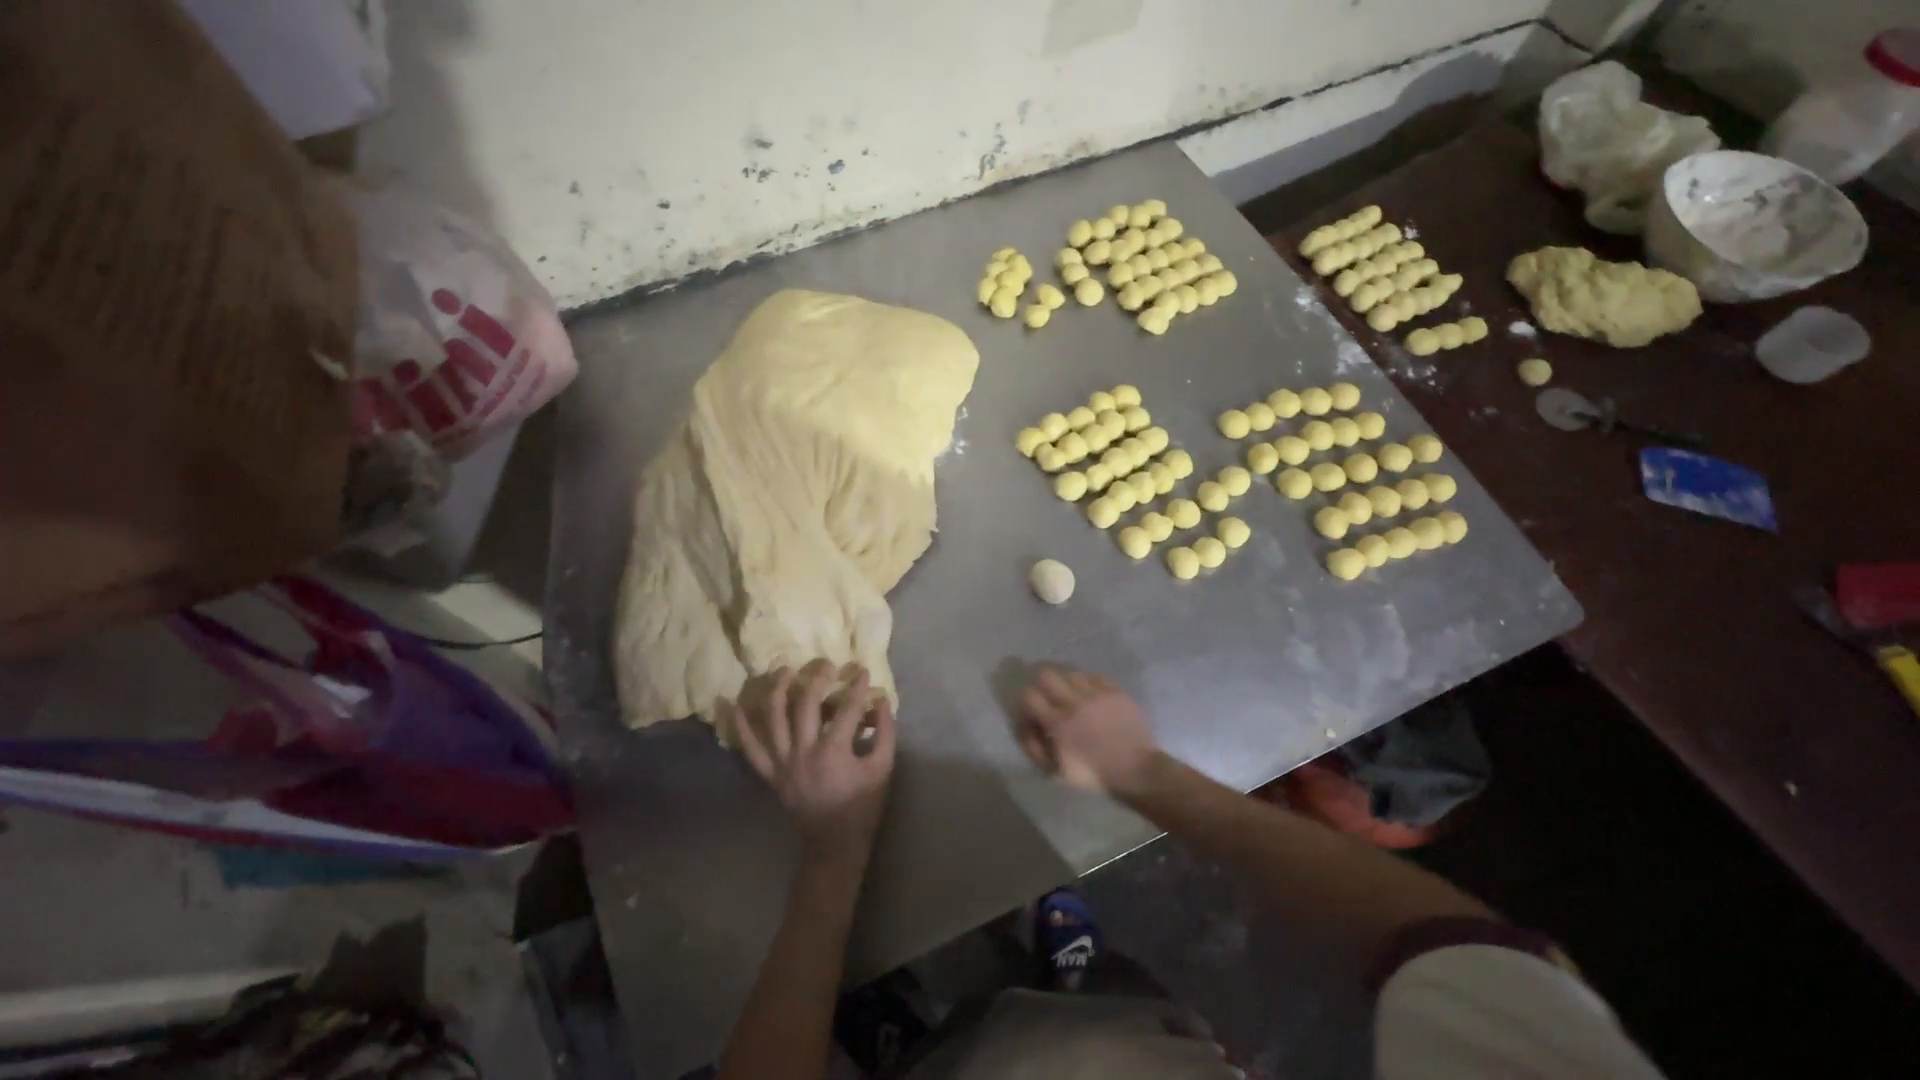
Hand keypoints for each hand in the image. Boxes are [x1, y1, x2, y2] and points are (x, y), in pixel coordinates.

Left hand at [725, 660, 897, 865]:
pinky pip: (750, 748)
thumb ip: (885, 733)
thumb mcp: (883, 768)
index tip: (863, 670)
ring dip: (778, 690)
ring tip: (784, 671)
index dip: (857, 687)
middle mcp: (804, 751)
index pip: (847, 708)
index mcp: (834, 750)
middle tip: (826, 664)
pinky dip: (740, 727)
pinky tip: (733, 704)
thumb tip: (881, 702)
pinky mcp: (770, 773)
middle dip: (817, 679)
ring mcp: (783, 762)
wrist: (834, 842)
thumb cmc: (862, 805)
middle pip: (806, 704)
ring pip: (774, 718)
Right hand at [1014, 667, 1159, 796]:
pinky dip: (1089, 684)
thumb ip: (1034, 748)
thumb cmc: (1094, 774)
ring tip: (1072, 696)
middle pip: (1047, 674)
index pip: (1029, 695)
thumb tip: (1025, 726)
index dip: (1025, 701)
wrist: (1136, 770)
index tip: (1031, 711)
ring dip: (1067, 684)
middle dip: (1043, 685)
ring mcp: (1098, 694)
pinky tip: (1092, 696)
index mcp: (1058, 723)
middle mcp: (1075, 702)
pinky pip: (1095, 676)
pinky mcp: (1116, 691)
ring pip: (1071, 673)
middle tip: (1049, 698)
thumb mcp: (1056, 772)